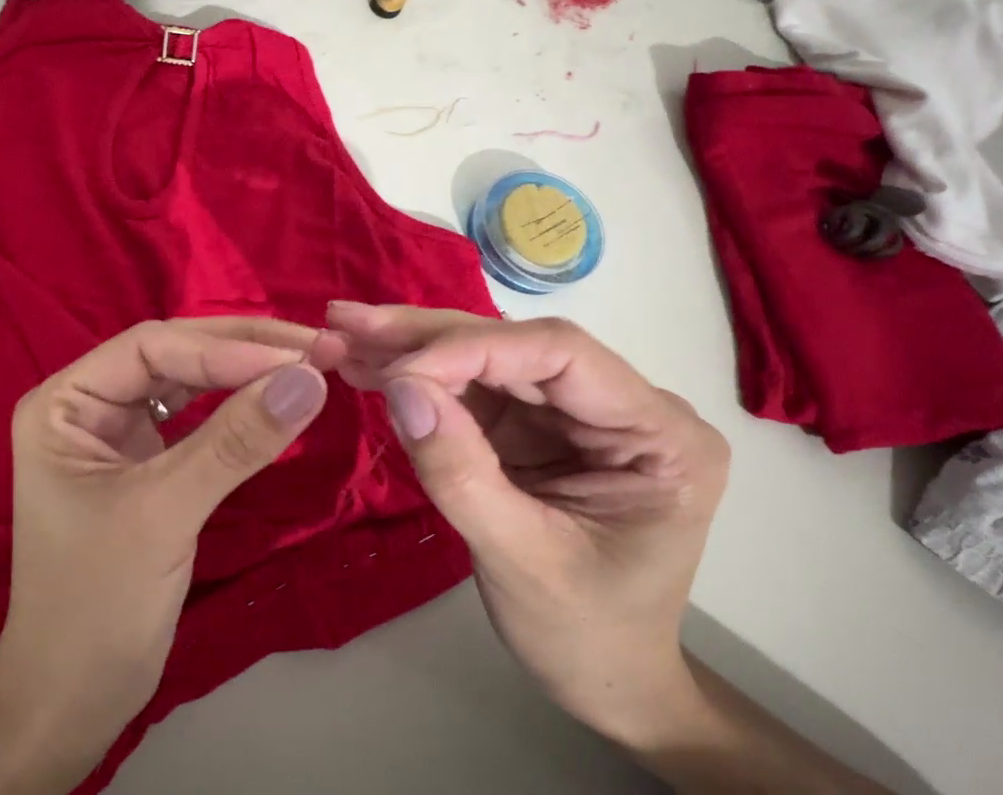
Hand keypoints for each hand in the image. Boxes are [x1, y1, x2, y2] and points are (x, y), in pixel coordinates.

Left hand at [0, 317, 335, 790]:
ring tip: (309, 364)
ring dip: (244, 373)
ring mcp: (115, 436)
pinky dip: (235, 410)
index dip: (225, 349)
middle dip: (242, 350)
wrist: (72, 698)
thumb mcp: (165, 512)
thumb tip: (310, 379)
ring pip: (186, 384)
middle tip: (320, 347)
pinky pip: (194, 422)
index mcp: (63, 402)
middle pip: (171, 355)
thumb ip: (234, 442)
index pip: (151, 347)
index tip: (300, 360)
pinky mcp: (144, 468)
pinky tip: (273, 402)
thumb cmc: (97, 603)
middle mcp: (85, 406)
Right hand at [326, 302, 729, 743]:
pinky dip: (416, 381)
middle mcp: (625, 408)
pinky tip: (366, 366)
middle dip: (427, 337)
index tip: (396, 371)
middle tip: (348, 321)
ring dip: (410, 350)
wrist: (601, 680)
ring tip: (342, 335)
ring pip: (485, 360)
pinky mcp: (535, 429)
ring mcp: (576, 416)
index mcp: (660, 436)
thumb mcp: (519, 559)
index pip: (561, 356)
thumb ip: (460, 473)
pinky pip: (470, 391)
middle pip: (517, 348)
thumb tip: (399, 388)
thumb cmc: (581, 632)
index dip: (473, 349)